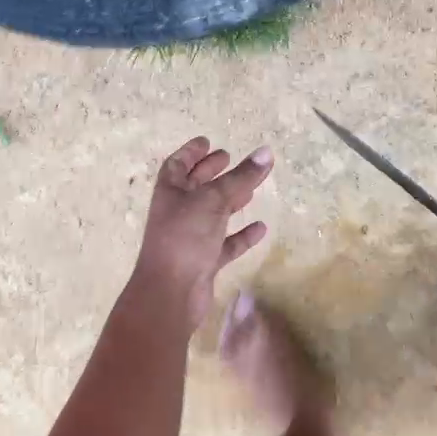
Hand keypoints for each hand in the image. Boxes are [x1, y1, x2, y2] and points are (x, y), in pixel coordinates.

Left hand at [135, 137, 273, 323]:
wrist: (170, 293)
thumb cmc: (184, 237)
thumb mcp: (213, 200)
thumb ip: (241, 177)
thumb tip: (266, 152)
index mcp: (170, 192)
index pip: (177, 165)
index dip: (191, 152)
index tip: (207, 141)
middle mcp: (177, 213)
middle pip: (195, 186)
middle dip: (210, 172)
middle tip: (229, 158)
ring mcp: (190, 238)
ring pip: (212, 214)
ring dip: (229, 201)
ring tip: (250, 189)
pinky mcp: (204, 262)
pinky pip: (225, 243)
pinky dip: (241, 235)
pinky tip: (260, 227)